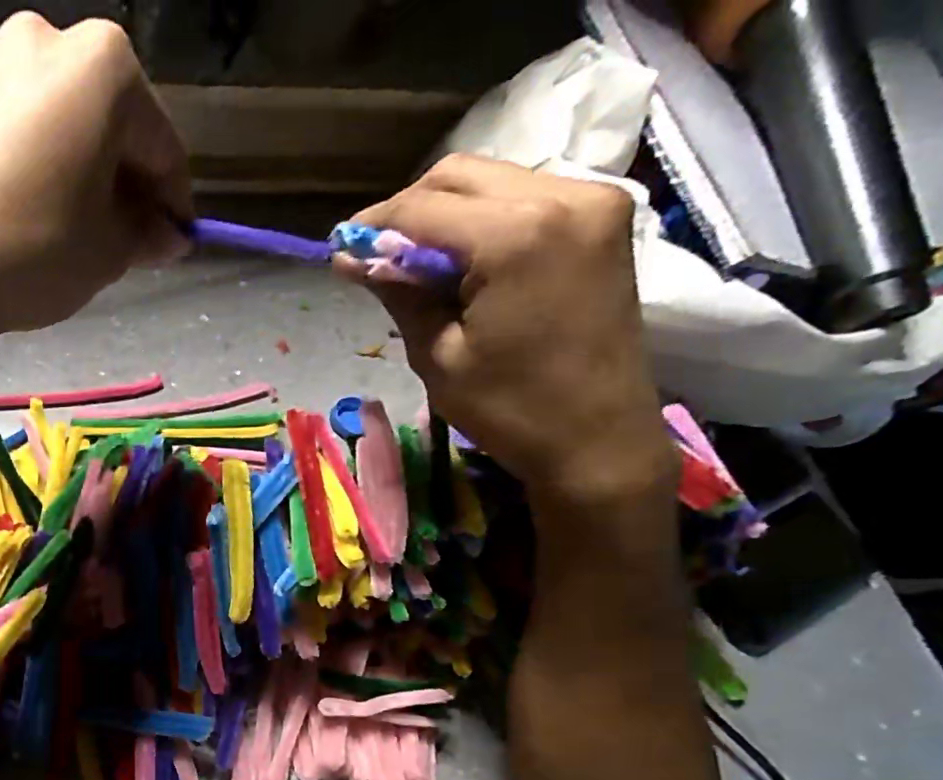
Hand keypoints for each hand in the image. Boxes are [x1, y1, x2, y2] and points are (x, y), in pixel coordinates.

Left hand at [0, 12, 191, 391]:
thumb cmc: (30, 250)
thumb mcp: (107, 252)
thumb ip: (146, 236)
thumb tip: (169, 235)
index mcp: (103, 66)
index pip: (163, 146)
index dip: (174, 204)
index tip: (174, 244)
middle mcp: (47, 43)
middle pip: (112, 128)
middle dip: (126, 188)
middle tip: (128, 246)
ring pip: (66, 131)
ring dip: (85, 181)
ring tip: (79, 241)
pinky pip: (22, 137)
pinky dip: (42, 175)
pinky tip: (36, 223)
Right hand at [341, 155, 673, 508]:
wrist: (599, 440)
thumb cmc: (511, 410)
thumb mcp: (438, 356)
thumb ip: (398, 292)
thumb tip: (349, 257)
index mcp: (518, 235)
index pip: (422, 207)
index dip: (372, 226)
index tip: (339, 251)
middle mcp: (563, 197)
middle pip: (458, 176)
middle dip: (408, 211)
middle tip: (377, 257)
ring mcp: (592, 202)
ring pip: (491, 180)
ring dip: (445, 213)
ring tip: (417, 263)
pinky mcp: (603, 219)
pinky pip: (525, 196)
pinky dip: (484, 219)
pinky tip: (464, 260)